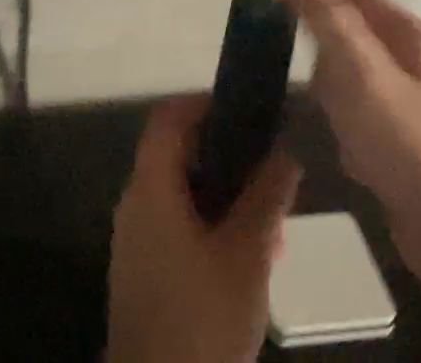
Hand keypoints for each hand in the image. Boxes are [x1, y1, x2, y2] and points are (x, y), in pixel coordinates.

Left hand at [106, 96, 301, 362]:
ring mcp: (136, 239)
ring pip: (184, 197)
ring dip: (228, 202)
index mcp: (151, 188)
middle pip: (180, 157)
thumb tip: (285, 151)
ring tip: (273, 232)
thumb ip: (267, 196)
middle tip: (275, 184)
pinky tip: (250, 262)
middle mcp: (136, 204)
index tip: (249, 113)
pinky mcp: (145, 270)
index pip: (168, 118)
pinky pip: (179, 229)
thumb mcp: (247, 253)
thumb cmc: (202, 314)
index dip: (206, 104)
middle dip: (231, 163)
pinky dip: (213, 229)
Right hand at [277, 0, 420, 287]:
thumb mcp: (366, 76)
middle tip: (303, 81)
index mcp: (417, 36)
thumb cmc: (414, 146)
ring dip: (335, 101)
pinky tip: (351, 158)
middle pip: (353, 38)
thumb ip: (332, 24)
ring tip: (330, 126)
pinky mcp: (412, 144)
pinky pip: (365, 121)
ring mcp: (420, 105)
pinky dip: (351, 134)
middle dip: (324, 58)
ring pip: (355, 83)